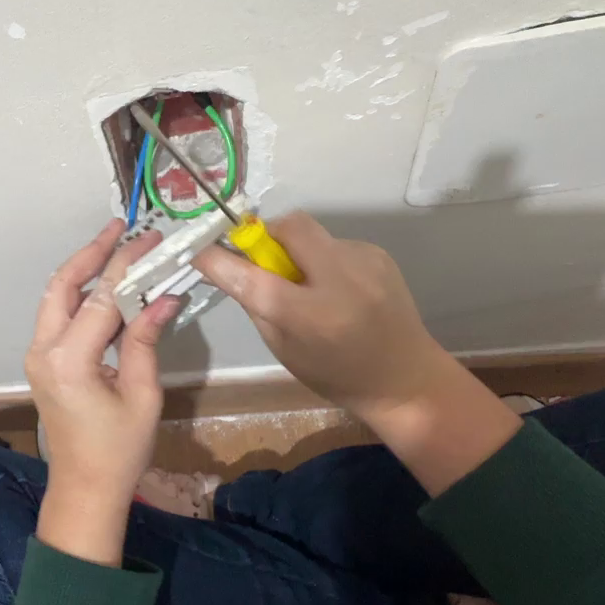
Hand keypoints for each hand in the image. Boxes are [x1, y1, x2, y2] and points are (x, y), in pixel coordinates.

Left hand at [25, 222, 181, 563]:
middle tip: (120, 228)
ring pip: (55, 297)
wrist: (84, 488)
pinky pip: (57, 316)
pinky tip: (104, 284)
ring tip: (113, 246)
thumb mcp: (142, 394)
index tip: (150, 238)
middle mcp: (44, 351)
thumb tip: (165, 295)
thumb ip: (145, 339)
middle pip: (62, 285)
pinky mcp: (42, 362)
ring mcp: (37, 356)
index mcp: (69, 360)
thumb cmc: (118, 449)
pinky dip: (78, 294)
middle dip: (91, 254)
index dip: (127, 265)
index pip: (100, 298)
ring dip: (82, 270)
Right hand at [192, 211, 521, 494]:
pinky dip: (322, 260)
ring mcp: (364, 262)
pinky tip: (336, 289)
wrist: (405, 378)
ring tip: (308, 285)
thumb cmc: (335, 375)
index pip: (250, 276)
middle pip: (289, 226)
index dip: (217, 259)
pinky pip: (334, 244)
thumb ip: (258, 305)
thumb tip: (233, 268)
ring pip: (312, 234)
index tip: (198, 251)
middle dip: (266, 234)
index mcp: (310, 315)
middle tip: (263, 259)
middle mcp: (339, 280)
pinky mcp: (379, 254)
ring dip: (297, 251)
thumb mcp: (284, 349)